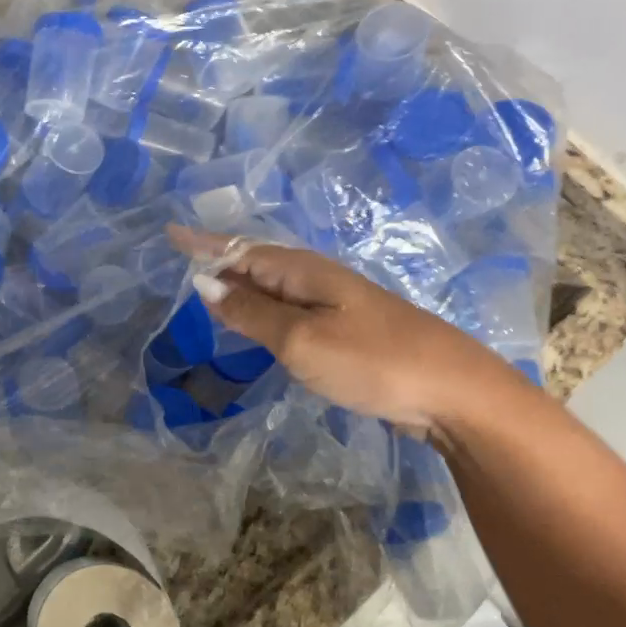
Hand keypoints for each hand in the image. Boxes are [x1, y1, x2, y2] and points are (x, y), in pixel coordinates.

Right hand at [170, 226, 523, 433]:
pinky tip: (256, 323)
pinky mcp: (346, 333)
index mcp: (303, 272)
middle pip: (257, 264)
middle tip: (182, 261)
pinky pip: (290, 310)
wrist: (454, 394)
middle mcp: (318, 280)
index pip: (240, 250)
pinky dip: (263, 310)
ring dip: (240, 286)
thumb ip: (252, 313)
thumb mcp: (300, 339)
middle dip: (219, 260)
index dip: (204, 244)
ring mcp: (336, 306)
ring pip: (274, 287)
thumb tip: (206, 284)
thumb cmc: (372, 361)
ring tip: (208, 290)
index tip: (171, 233)